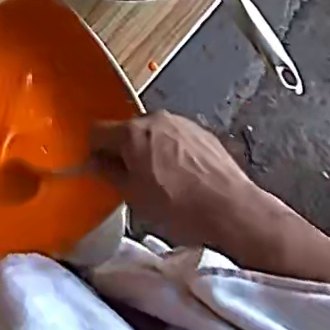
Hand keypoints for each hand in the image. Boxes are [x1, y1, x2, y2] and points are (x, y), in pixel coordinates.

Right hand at [90, 112, 289, 252]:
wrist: (233, 210)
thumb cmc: (180, 207)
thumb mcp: (135, 197)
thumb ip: (110, 173)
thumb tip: (98, 163)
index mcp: (131, 133)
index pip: (98, 131)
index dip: (95, 150)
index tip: (100, 167)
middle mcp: (154, 119)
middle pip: (127, 131)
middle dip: (126, 151)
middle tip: (134, 179)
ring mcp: (180, 122)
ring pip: (153, 133)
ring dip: (151, 150)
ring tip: (165, 181)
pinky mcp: (201, 131)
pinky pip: (176, 138)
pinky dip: (174, 152)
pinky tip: (186, 178)